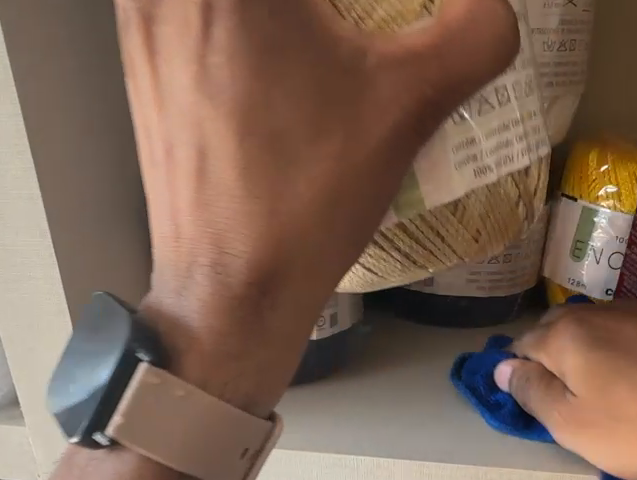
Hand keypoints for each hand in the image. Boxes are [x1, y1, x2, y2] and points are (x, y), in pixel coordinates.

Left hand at [116, 0, 519, 411]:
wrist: (231, 294)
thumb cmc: (309, 199)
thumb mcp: (407, 109)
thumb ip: (473, 35)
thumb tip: (498, 7)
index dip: (360, 5)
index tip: (379, 25)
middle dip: (329, 8)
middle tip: (357, 27)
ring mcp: (140, 18)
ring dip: (284, 17)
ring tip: (327, 36)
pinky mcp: (138, 63)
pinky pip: (189, 10)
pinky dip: (240, 24)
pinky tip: (279, 62)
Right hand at [497, 303, 636, 479]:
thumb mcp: (572, 425)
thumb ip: (532, 393)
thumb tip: (501, 368)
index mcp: (565, 335)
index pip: (521, 347)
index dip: (515, 375)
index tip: (525, 403)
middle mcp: (600, 312)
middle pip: (558, 332)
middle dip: (550, 361)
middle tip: (560, 402)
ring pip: (598, 333)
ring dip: (590, 358)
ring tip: (600, 395)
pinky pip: (633, 338)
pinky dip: (625, 358)